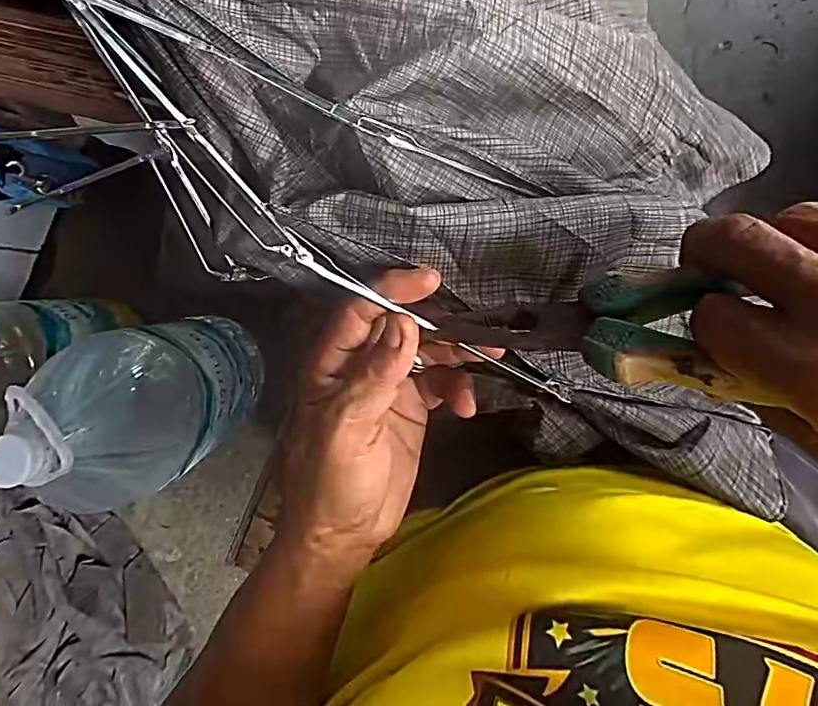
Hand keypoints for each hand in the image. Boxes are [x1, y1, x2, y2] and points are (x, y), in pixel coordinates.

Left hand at [276, 267, 487, 568]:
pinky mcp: (410, 406)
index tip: (428, 280)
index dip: (392, 289)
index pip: (361, 310)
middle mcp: (362, 365)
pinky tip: (466, 407)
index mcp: (333, 362)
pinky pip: (440, 383)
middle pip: (402, 326)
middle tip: (472, 325)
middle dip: (438, 322)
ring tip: (489, 355)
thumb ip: (374, 375)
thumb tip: (403, 324)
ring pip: (427, 351)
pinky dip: (457, 387)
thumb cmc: (328, 483)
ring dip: (458, 352)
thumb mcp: (346, 428)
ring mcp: (389, 384)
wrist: (343, 537)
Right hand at [683, 204, 817, 704]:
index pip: (721, 324)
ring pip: (804, 215)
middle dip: (704, 250)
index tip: (708, 333)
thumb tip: (745, 374)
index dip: (702, 328)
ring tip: (780, 262)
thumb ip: (798, 418)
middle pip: (742, 241)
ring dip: (773, 237)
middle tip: (702, 264)